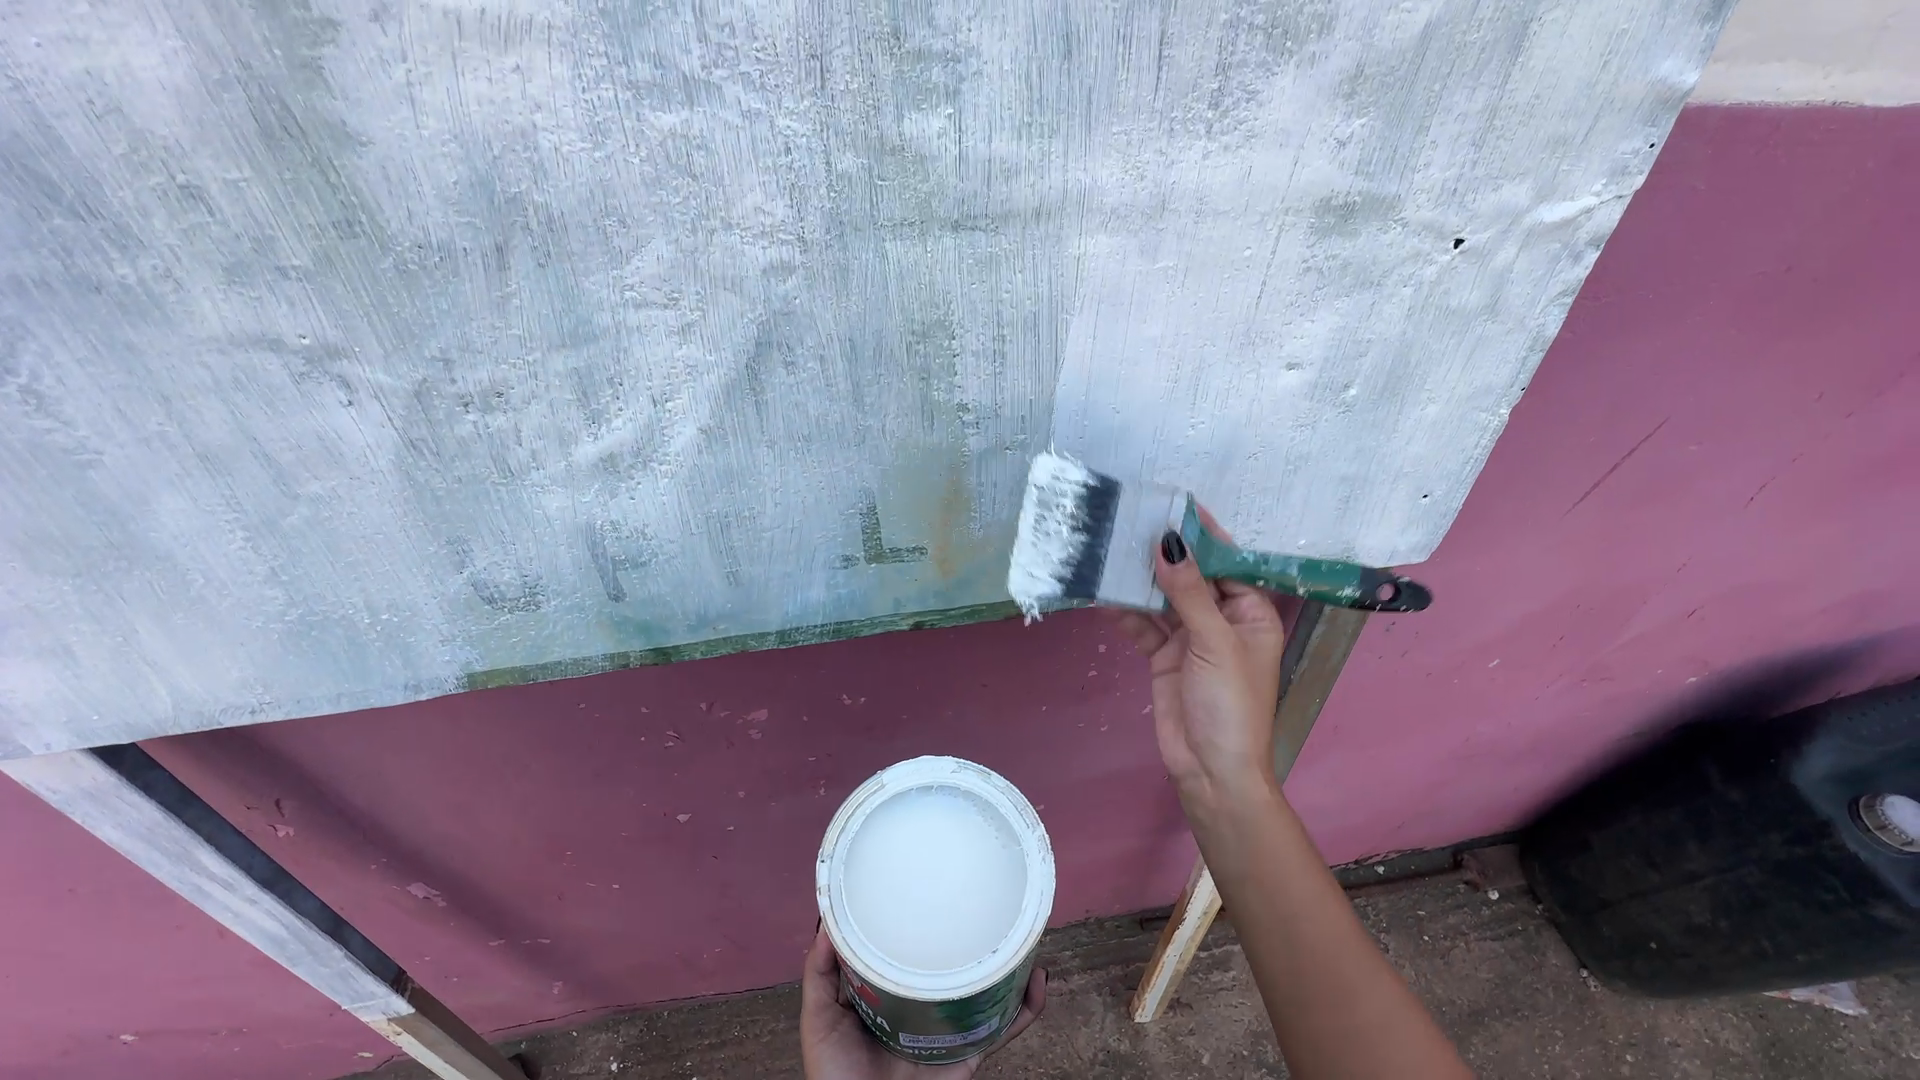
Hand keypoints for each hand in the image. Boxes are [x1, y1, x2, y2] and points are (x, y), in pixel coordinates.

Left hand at [800, 927, 1045, 1078]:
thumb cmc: (835, 1073)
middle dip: (978, 938)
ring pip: (987, 990)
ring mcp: (950, 1028)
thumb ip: (819, 974)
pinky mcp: (969, 1053)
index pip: (915, 950)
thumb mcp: (819, 1018)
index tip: (939, 889)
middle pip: (958, 965)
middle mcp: (925, 1005)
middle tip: (993, 905)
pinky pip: (1003, 1029)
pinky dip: (1025, 1008)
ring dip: (1010, 965)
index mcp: (892, 993)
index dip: (928, 924)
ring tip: (1024, 936)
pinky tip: (1036, 981)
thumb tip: (826, 922)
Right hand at [1113, 510, 1286, 806]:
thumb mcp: (1215, 643)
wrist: (1210, 770)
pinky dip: (1126, 612)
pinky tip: (1103, 595)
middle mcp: (1222, 622)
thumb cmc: (1230, 703)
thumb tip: (1169, 543)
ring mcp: (1191, 639)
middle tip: (1131, 523)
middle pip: (1191, 579)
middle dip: (1164, 557)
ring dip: (1140, 582)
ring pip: (1163, 600)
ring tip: (1110, 551)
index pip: (1226, 566)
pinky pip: (1144, 625)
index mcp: (1251, 615)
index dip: (1203, 539)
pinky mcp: (1164, 657)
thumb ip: (1190, 592)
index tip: (1174, 508)